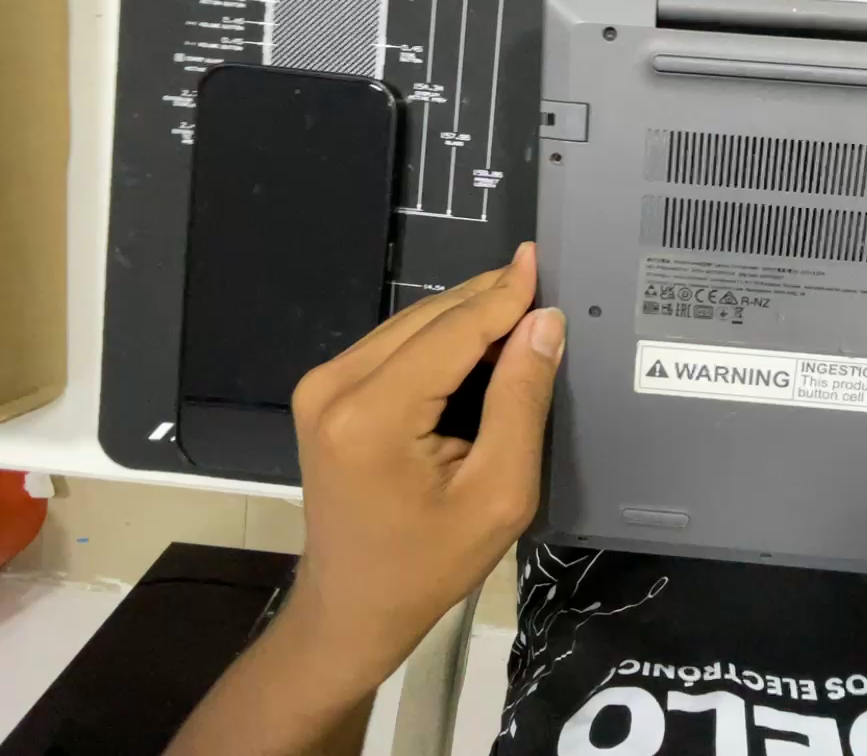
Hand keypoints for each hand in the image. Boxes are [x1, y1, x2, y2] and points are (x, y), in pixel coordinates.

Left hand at [166, 246, 563, 755]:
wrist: (350, 607)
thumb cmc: (429, 565)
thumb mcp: (499, 493)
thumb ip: (521, 401)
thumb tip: (544, 323)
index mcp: (373, 415)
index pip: (454, 330)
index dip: (504, 295)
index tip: (540, 259)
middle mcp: (335, 384)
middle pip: (432, 318)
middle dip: (490, 300)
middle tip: (543, 285)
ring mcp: (323, 384)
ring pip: (414, 323)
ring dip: (469, 316)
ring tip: (522, 312)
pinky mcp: (325, 389)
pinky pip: (397, 341)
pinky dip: (443, 336)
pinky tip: (481, 342)